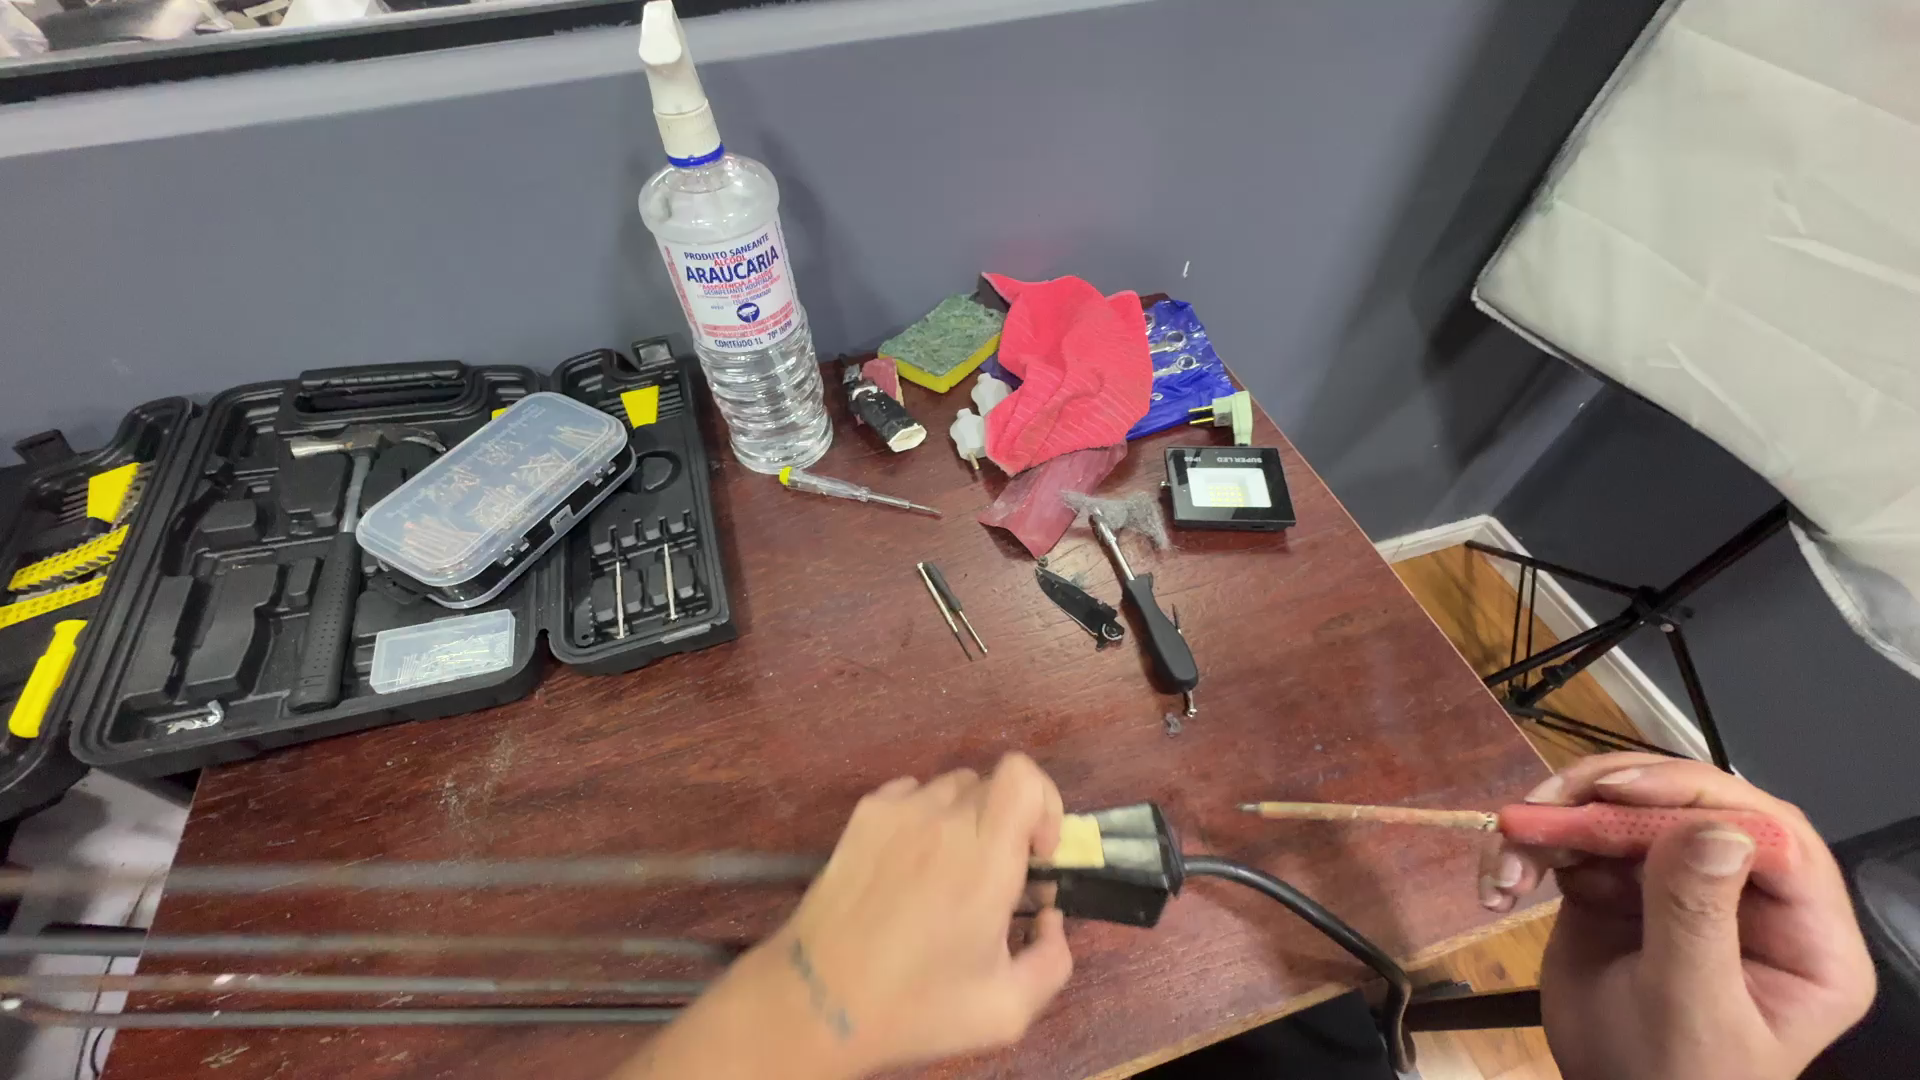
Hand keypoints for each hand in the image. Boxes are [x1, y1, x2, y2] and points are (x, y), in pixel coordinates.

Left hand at [772, 752, 1073, 1074]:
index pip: (1024, 776)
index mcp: (985, 856)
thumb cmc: (914, 1005)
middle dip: (1008, 822)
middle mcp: (944, 817)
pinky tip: (910, 864)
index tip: (1036, 852)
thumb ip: (1052, 961)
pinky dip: (924, 817)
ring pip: (954, 787)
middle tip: (995, 873)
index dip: (1044, 804)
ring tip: (947, 871)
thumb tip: (1050, 917)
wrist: (819, 999)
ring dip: (966, 818)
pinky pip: (912, 793)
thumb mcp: (1004, 1010)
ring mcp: (900, 808)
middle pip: (995, 783)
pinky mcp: (866, 812)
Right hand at [1479, 753, 1874, 1079]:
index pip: (1767, 831)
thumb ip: (1697, 915)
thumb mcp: (1688, 1001)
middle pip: (1674, 804)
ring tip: (1503, 871)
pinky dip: (1520, 855)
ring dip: (1543, 830)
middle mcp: (1735, 893)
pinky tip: (1497, 889)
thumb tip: (1713, 829)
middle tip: (1535, 810)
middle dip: (1595, 799)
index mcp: (1795, 929)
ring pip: (1606, 816)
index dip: (1692, 793)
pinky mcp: (1606, 887)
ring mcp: (1665, 887)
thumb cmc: (1669, 1073)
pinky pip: (1563, 844)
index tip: (1613, 791)